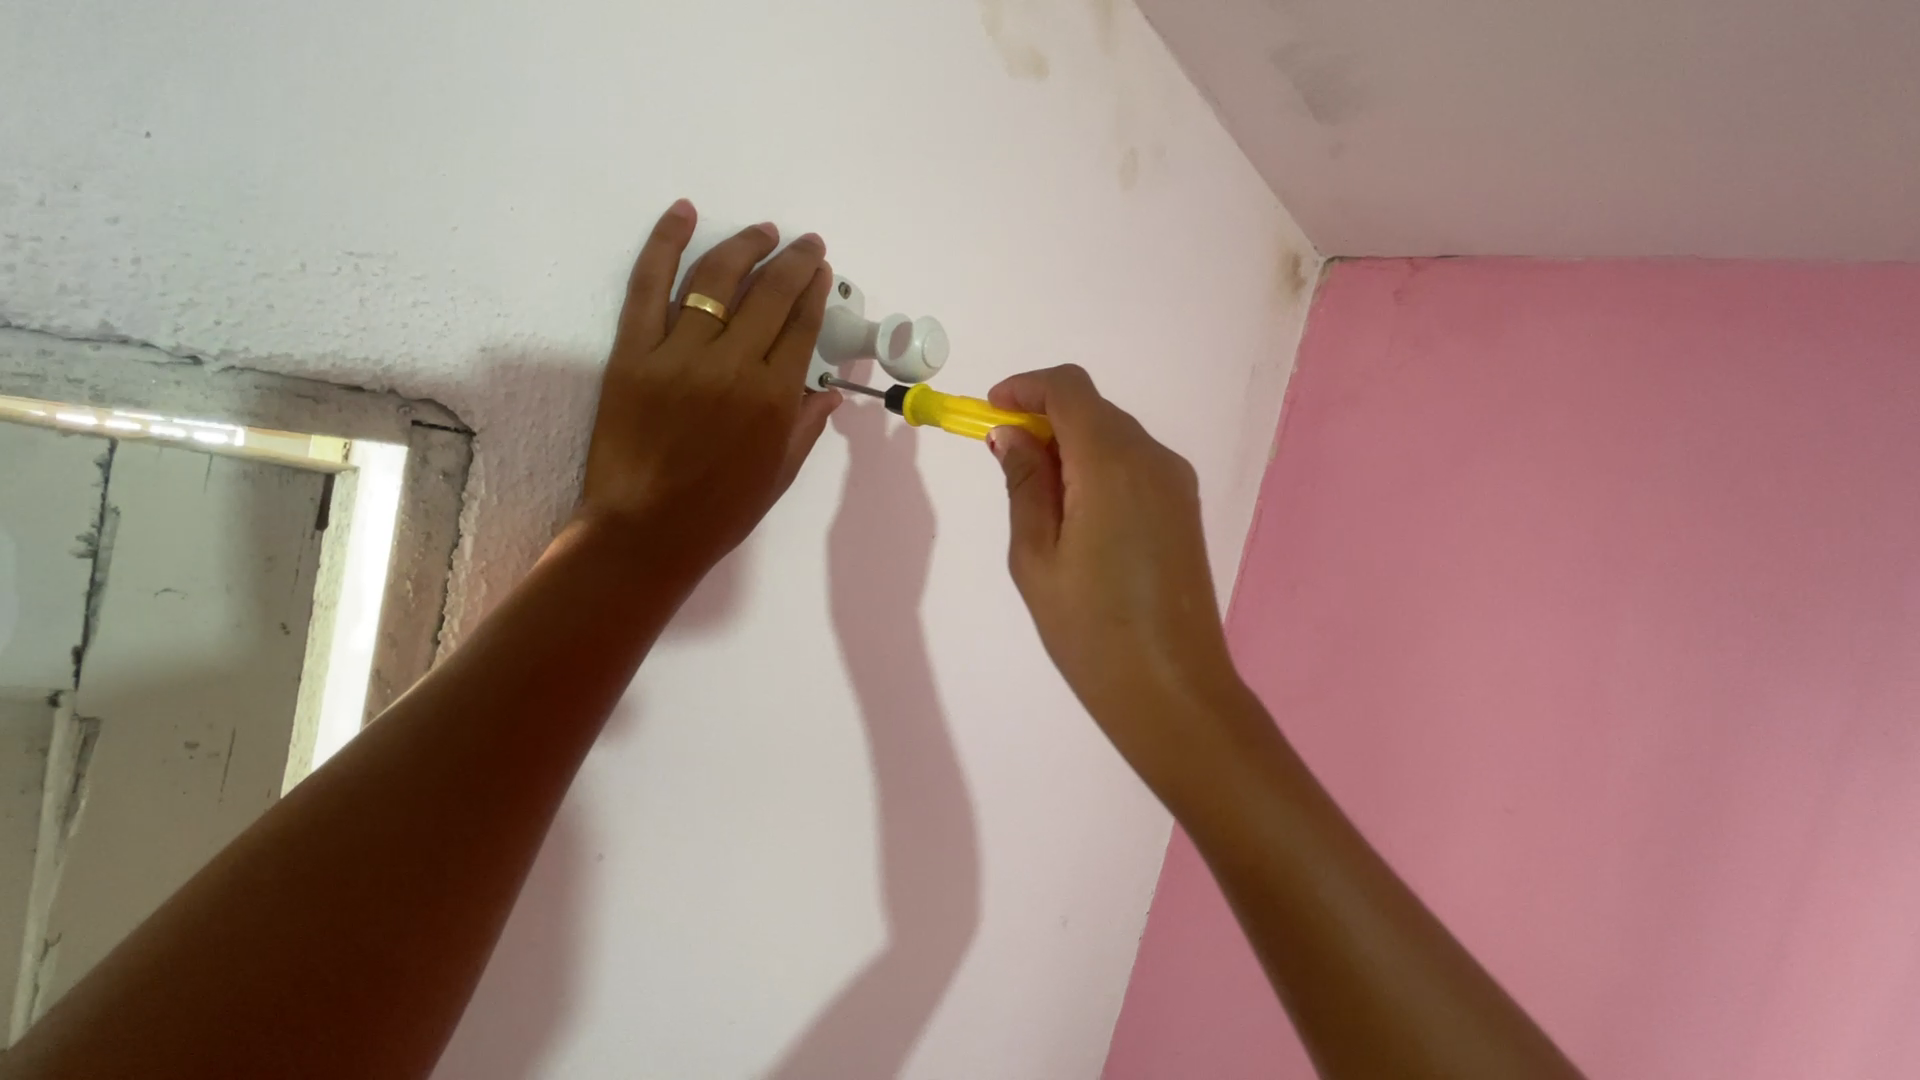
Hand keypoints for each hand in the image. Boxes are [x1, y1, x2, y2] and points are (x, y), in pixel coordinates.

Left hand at [578, 200, 840, 576]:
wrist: (646, 531)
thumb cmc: (720, 511)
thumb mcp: (778, 474)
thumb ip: (805, 426)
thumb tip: (828, 391)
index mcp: (775, 398)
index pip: (802, 326)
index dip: (815, 291)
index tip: (821, 270)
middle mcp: (734, 365)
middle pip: (771, 294)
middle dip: (795, 261)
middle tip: (806, 243)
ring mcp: (680, 353)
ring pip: (718, 280)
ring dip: (746, 246)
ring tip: (763, 231)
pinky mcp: (633, 351)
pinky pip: (649, 285)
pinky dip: (665, 243)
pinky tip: (684, 213)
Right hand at [987, 365, 1244, 768]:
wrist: (1172, 689)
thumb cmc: (1090, 629)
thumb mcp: (1036, 557)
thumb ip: (1024, 484)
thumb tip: (1011, 435)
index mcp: (1112, 464)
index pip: (1069, 389)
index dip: (1025, 388)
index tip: (990, 413)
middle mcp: (1153, 459)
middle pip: (1092, 410)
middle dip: (1043, 420)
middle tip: (1004, 464)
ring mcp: (1176, 484)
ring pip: (1114, 437)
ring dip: (1070, 447)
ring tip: (1037, 503)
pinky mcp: (1184, 509)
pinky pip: (1133, 466)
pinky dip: (1097, 470)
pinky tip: (1077, 518)